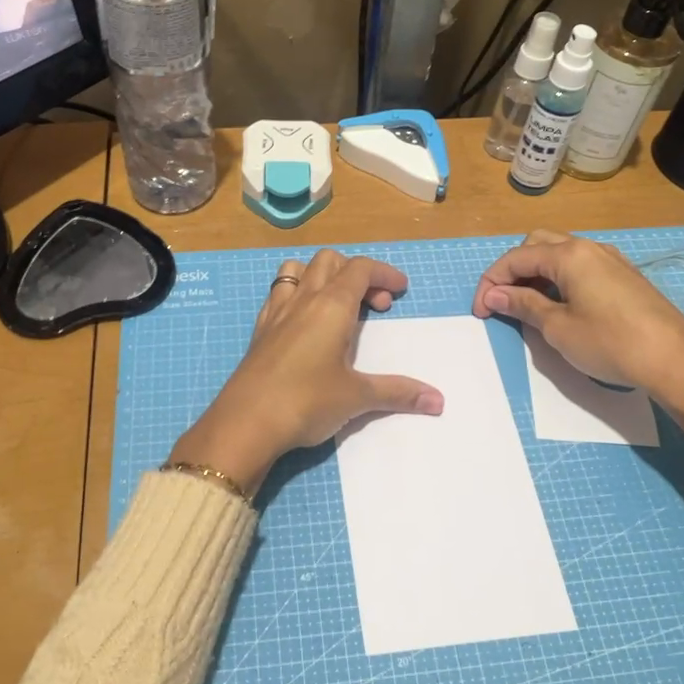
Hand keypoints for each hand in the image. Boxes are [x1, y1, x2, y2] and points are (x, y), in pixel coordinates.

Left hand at [168, 250, 442, 497]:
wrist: (245, 422)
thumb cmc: (306, 402)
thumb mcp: (357, 397)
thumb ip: (398, 393)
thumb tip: (438, 401)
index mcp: (331, 305)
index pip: (360, 269)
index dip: (384, 273)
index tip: (400, 290)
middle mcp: (303, 299)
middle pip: (330, 261)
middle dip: (356, 273)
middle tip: (374, 306)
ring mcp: (276, 312)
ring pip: (297, 270)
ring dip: (321, 275)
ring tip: (337, 304)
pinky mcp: (259, 330)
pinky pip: (279, 293)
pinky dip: (298, 294)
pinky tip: (305, 324)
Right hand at [471, 230, 683, 398]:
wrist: (674, 360)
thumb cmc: (610, 343)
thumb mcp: (558, 328)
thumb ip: (524, 305)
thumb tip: (495, 295)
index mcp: (569, 255)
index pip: (516, 257)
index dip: (491, 282)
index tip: (480, 311)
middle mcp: (589, 248)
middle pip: (538, 244)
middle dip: (513, 268)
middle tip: (502, 300)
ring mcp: (611, 260)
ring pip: (562, 253)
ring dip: (537, 272)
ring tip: (527, 304)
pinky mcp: (625, 276)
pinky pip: (582, 265)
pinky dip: (560, 278)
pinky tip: (561, 304)